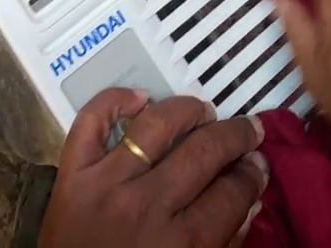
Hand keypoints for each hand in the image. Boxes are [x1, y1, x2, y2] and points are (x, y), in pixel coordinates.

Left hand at [41, 89, 269, 247]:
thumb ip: (220, 244)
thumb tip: (245, 203)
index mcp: (181, 245)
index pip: (231, 193)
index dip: (251, 173)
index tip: (257, 163)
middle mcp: (146, 206)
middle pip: (202, 152)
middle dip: (234, 137)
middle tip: (246, 131)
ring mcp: (106, 182)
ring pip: (156, 125)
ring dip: (187, 110)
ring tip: (203, 110)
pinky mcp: (73, 171)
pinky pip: (92, 120)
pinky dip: (114, 99)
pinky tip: (140, 96)